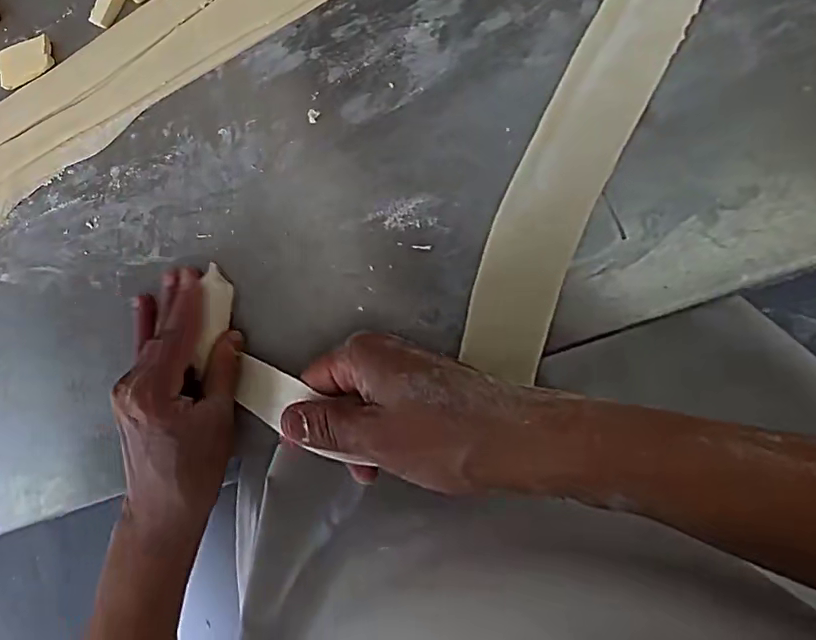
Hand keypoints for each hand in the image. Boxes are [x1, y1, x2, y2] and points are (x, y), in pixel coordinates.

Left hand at [111, 267, 242, 544]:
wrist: (160, 515)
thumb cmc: (193, 474)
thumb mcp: (217, 422)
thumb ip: (221, 373)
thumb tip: (228, 337)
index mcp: (153, 393)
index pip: (176, 338)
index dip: (189, 307)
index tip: (196, 279)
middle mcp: (132, 386)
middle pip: (160, 336)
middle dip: (175, 302)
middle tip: (184, 271)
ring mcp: (125, 391)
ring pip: (149, 345)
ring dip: (163, 313)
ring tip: (169, 282)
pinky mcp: (127, 397)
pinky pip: (142, 358)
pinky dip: (148, 333)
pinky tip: (145, 309)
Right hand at [280, 332, 585, 494]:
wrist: (522, 443)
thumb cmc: (457, 435)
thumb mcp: (374, 440)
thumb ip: (326, 428)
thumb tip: (294, 420)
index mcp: (363, 354)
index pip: (312, 378)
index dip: (306, 414)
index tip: (304, 441)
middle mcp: (384, 351)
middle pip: (338, 390)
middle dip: (341, 430)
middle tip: (355, 461)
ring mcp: (408, 367)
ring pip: (366, 402)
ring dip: (367, 436)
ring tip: (388, 463)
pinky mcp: (427, 385)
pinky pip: (390, 405)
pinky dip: (391, 432)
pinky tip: (409, 455)